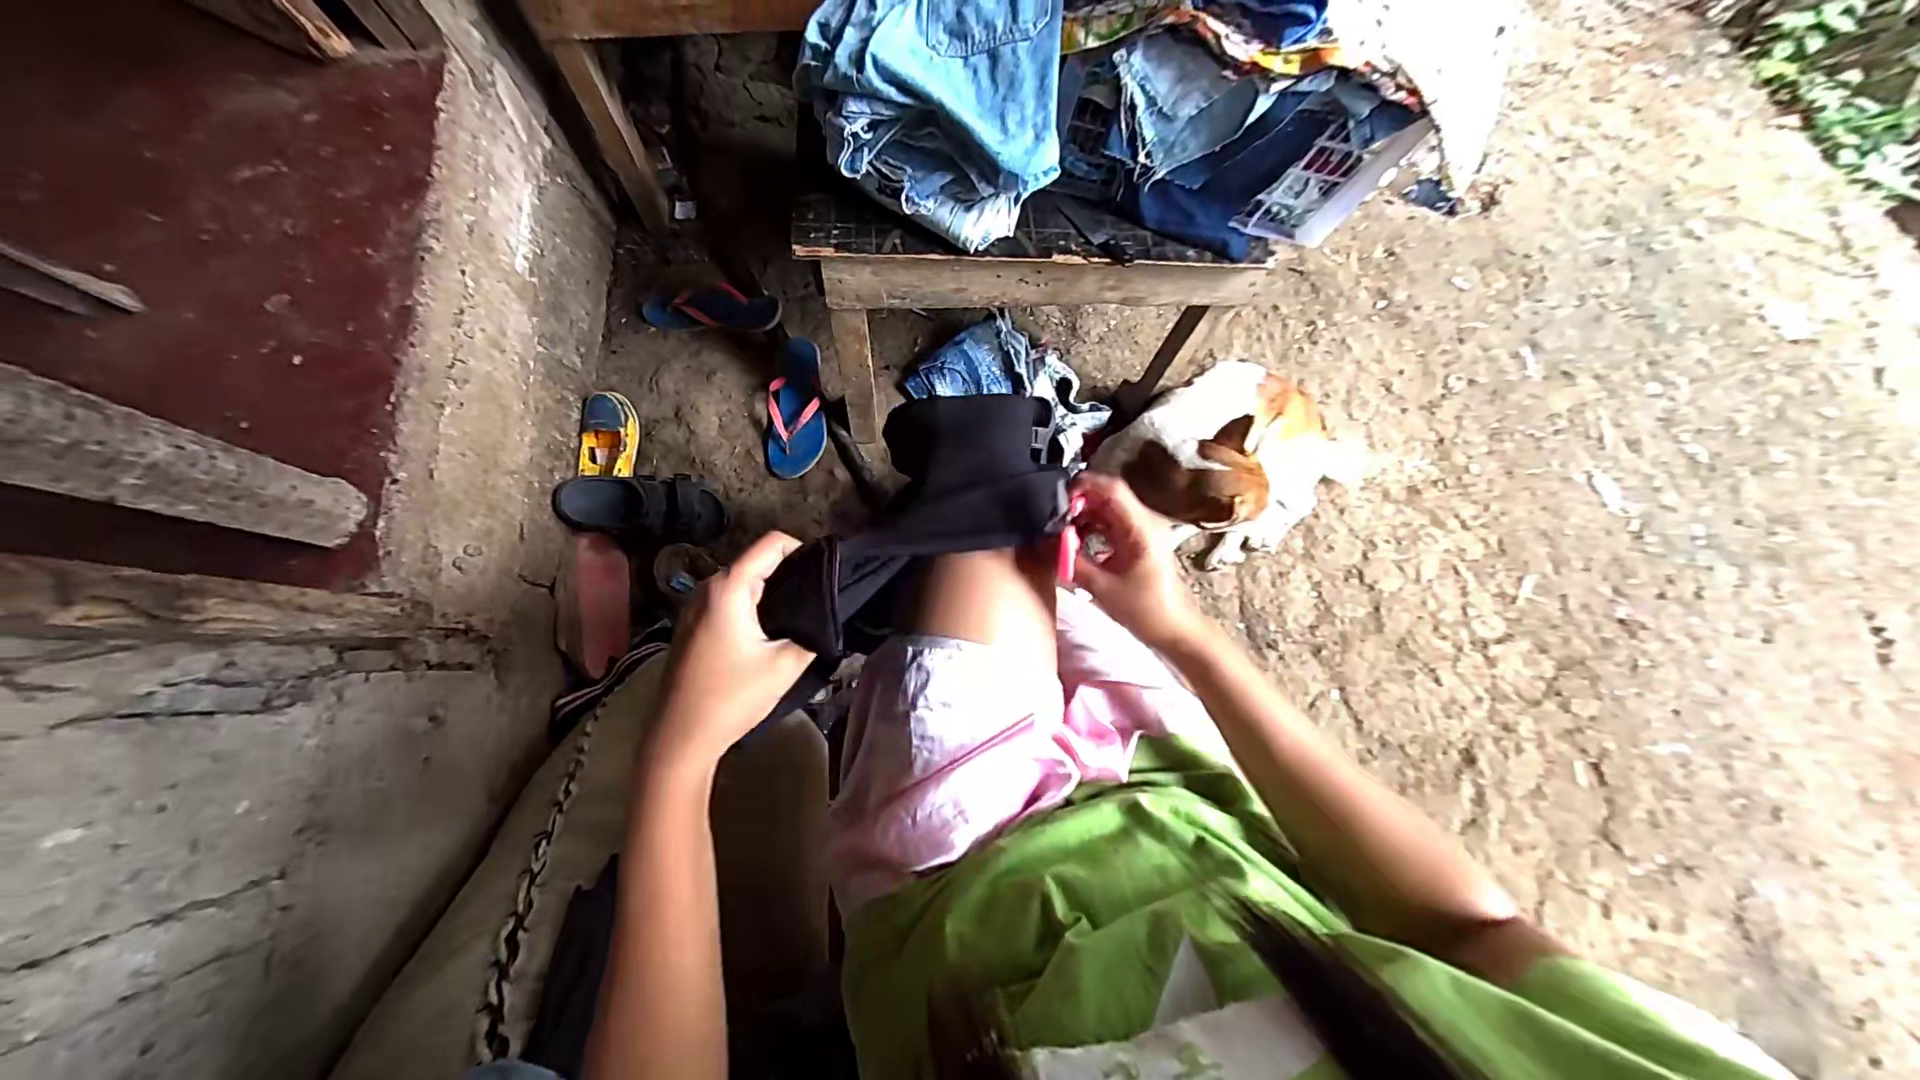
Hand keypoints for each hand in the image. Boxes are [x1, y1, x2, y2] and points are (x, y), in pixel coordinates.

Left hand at [652, 531, 816, 766]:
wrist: (680, 736)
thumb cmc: (732, 698)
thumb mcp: (785, 666)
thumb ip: (812, 634)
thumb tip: (827, 617)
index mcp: (729, 588)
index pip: (771, 544)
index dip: (803, 549)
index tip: (825, 571)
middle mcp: (708, 588)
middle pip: (756, 560)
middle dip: (790, 570)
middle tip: (819, 596)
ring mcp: (695, 606)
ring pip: (743, 580)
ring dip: (771, 589)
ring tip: (800, 613)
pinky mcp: (692, 624)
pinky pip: (729, 599)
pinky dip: (753, 603)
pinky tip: (769, 630)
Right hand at [1069, 472, 1207, 649]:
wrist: (1173, 629)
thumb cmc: (1144, 610)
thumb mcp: (1102, 587)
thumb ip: (1070, 561)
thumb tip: (1043, 542)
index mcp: (1141, 527)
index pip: (1112, 489)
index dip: (1083, 486)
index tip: (1057, 499)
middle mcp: (1144, 521)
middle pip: (1107, 495)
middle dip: (1078, 502)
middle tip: (1053, 517)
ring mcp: (1142, 530)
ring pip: (1107, 508)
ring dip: (1082, 515)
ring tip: (1060, 530)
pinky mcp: (1137, 540)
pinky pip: (1110, 523)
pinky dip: (1091, 527)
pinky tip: (1074, 541)